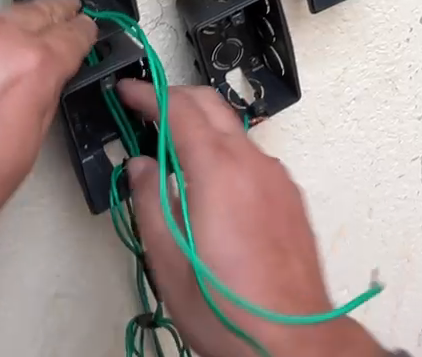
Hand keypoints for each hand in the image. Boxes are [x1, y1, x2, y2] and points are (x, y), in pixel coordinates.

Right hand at [118, 81, 386, 356]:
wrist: (294, 342)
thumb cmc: (227, 308)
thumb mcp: (168, 260)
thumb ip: (149, 201)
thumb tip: (141, 166)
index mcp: (217, 170)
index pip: (177, 108)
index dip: (148, 93)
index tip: (127, 89)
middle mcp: (250, 161)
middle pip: (210, 103)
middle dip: (175, 96)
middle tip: (146, 107)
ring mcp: (274, 175)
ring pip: (233, 128)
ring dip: (201, 123)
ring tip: (174, 147)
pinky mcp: (289, 194)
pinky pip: (251, 154)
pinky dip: (226, 149)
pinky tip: (212, 180)